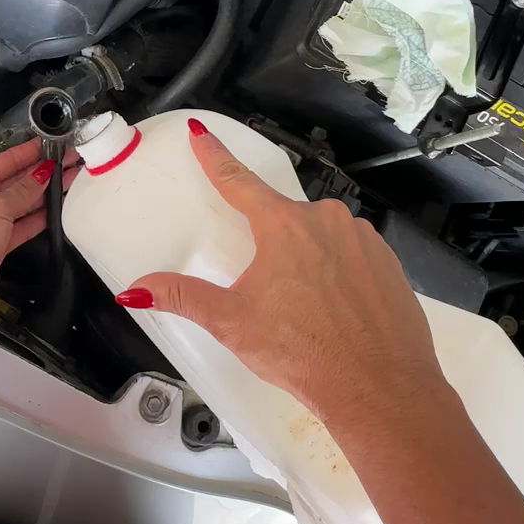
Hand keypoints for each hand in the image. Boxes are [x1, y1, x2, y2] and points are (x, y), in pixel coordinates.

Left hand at [0, 139, 74, 323]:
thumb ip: (23, 190)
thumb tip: (42, 174)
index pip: (7, 160)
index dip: (30, 152)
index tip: (50, 145)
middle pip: (17, 180)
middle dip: (42, 172)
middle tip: (67, 163)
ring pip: (22, 203)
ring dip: (44, 194)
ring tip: (67, 182)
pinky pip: (23, 225)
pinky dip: (39, 218)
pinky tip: (55, 210)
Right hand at [126, 122, 443, 421]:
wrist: (382, 390)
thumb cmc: (301, 352)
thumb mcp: (232, 323)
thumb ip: (182, 297)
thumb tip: (133, 291)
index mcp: (282, 225)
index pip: (237, 180)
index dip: (214, 156)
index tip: (200, 133)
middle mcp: (325, 219)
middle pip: (282, 217)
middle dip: (270, 243)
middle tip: (268, 288)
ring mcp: (363, 239)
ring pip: (319, 236)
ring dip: (306, 259)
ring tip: (304, 309)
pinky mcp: (389, 263)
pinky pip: (352, 255)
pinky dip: (338, 273)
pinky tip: (336, 311)